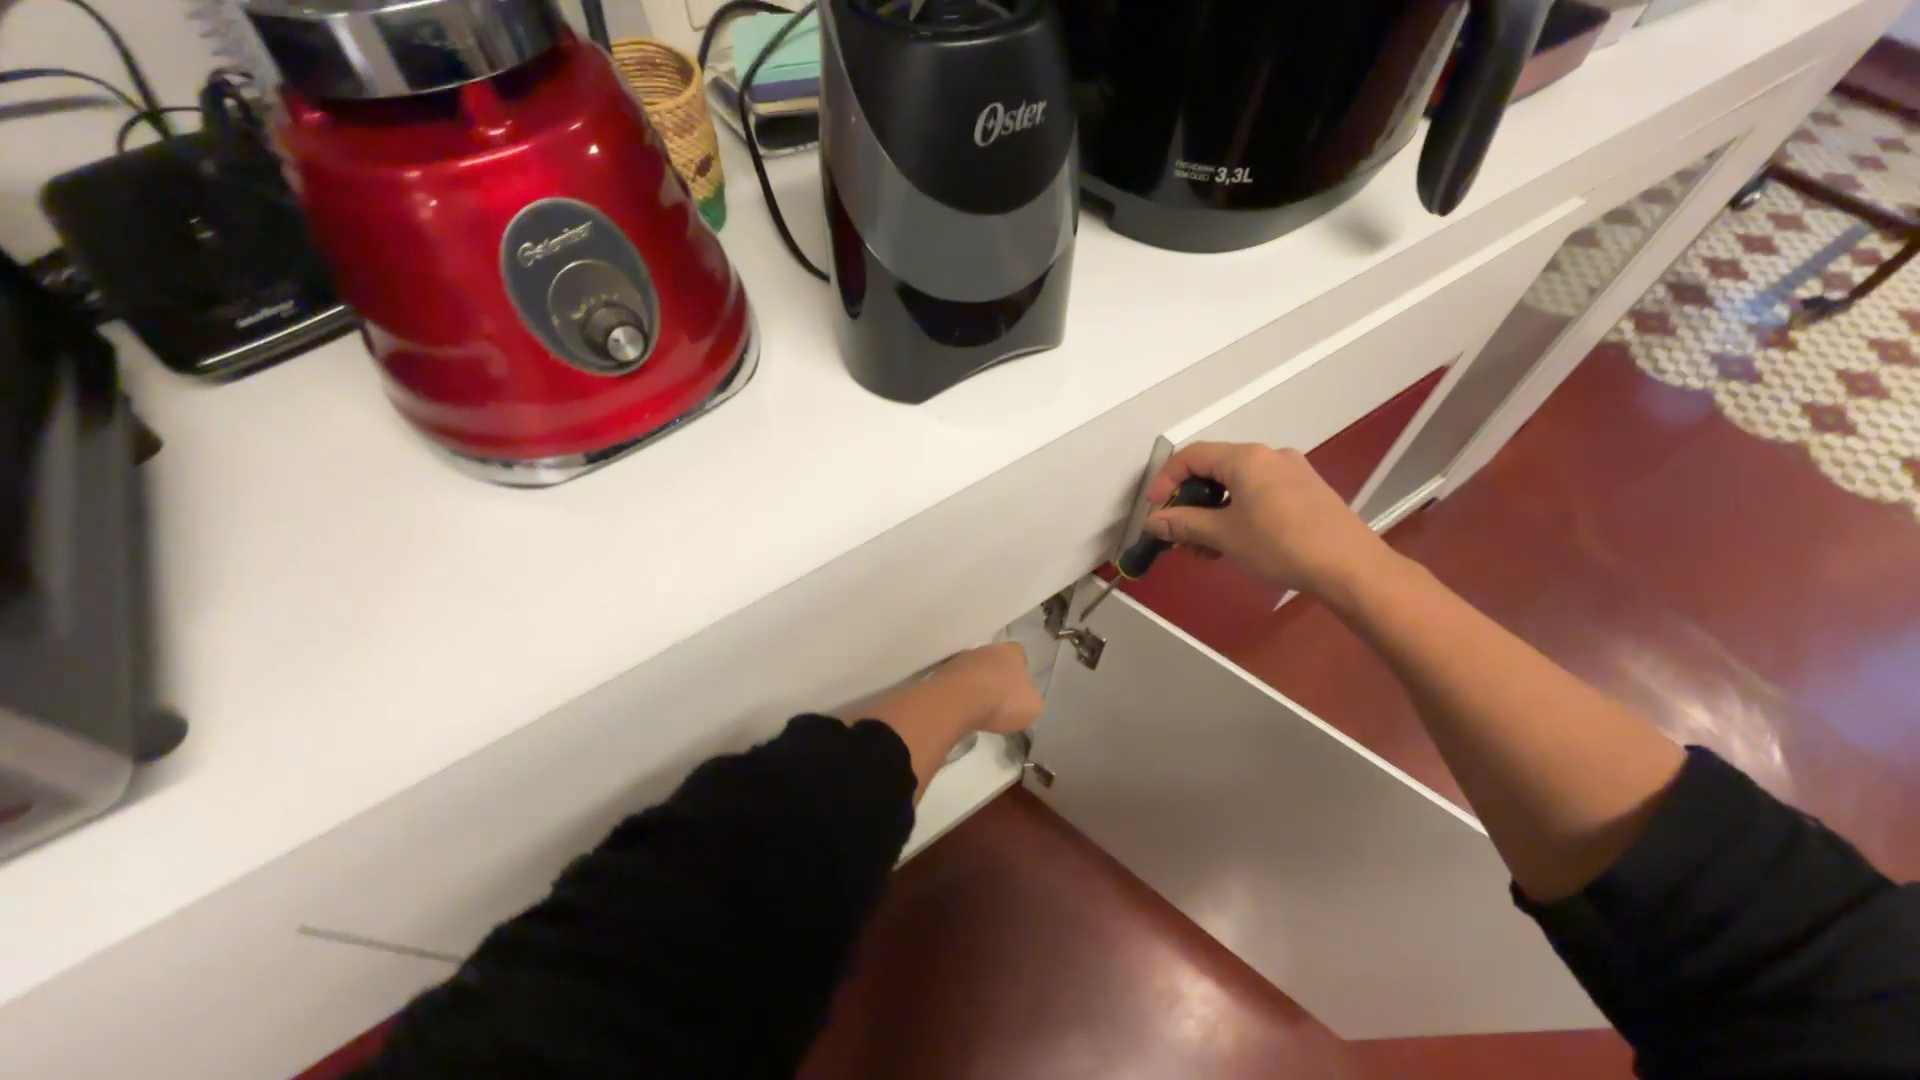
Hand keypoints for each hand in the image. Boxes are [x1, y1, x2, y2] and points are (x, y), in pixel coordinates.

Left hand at [929, 642, 1043, 735]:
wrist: (957, 702)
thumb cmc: (1002, 701)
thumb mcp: (1032, 706)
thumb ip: (1031, 698)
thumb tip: (1025, 698)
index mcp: (1011, 652)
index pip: (1019, 654)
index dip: (1020, 670)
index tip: (1019, 687)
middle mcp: (986, 649)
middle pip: (994, 660)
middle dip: (996, 676)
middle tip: (999, 698)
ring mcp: (961, 659)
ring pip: (973, 670)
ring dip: (976, 684)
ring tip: (979, 707)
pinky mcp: (942, 673)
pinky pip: (956, 683)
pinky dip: (960, 694)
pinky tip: (963, 709)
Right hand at [1142, 442, 1394, 595]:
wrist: (1349, 566)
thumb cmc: (1280, 544)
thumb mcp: (1224, 535)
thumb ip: (1184, 524)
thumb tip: (1153, 522)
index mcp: (1246, 457)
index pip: (1191, 456)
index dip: (1165, 481)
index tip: (1156, 512)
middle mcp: (1269, 455)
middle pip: (1215, 469)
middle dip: (1191, 503)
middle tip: (1180, 536)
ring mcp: (1292, 471)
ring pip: (1238, 485)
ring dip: (1213, 513)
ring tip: (1206, 549)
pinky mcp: (1307, 491)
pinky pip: (1260, 493)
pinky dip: (1238, 513)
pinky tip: (1236, 544)